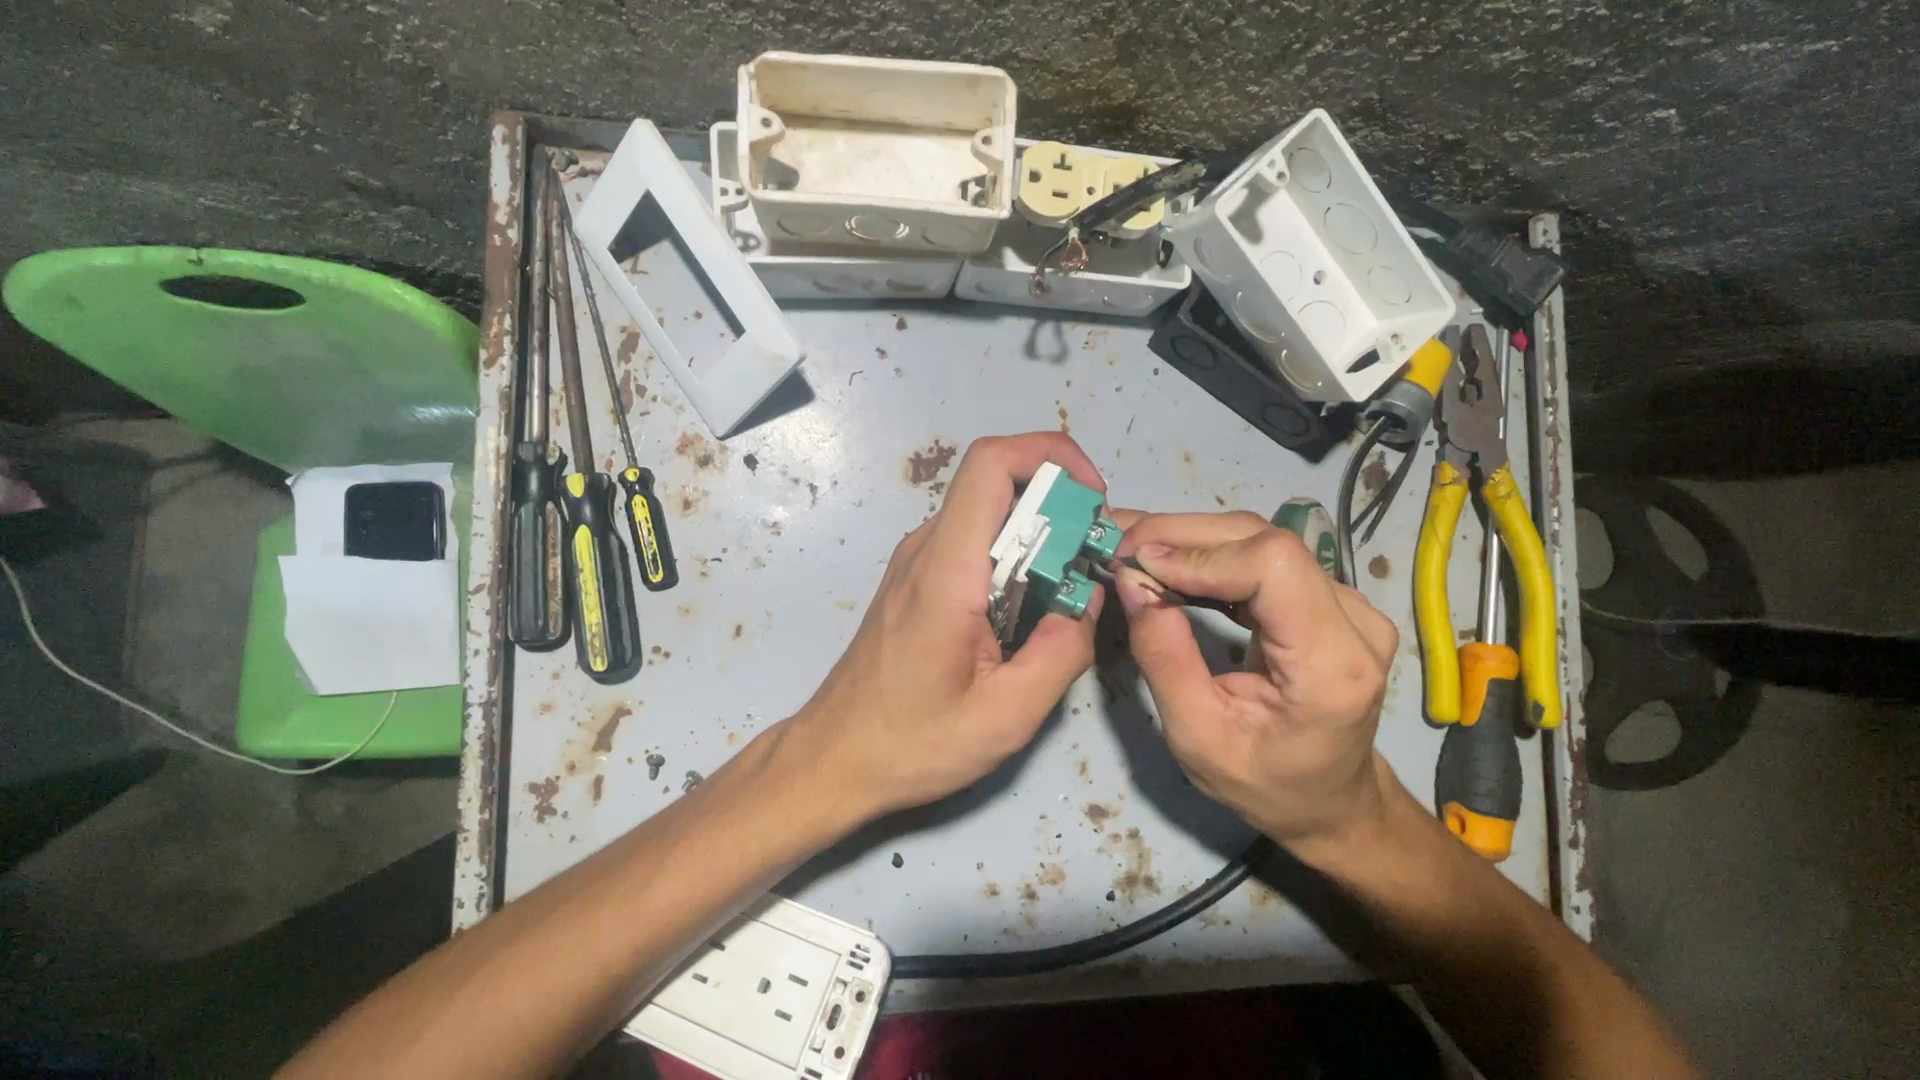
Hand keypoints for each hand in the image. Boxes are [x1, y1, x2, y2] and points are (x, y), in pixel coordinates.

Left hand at [792, 433, 1106, 817]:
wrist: (835, 758)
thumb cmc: (912, 743)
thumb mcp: (1005, 716)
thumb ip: (1060, 652)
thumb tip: (1085, 598)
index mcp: (946, 569)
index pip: (991, 464)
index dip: (1052, 456)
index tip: (1094, 500)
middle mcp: (926, 548)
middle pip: (997, 484)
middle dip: (1059, 505)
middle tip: (1092, 562)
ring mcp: (916, 561)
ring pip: (989, 515)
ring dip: (1039, 536)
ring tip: (1068, 594)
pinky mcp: (916, 580)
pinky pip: (974, 544)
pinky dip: (1015, 558)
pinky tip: (1028, 613)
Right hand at [1110, 510, 1398, 854]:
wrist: (1328, 802)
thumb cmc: (1264, 783)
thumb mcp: (1197, 736)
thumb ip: (1165, 658)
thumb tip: (1131, 582)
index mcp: (1332, 665)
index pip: (1274, 567)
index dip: (1201, 555)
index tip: (1138, 564)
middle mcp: (1355, 622)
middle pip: (1266, 541)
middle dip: (1183, 536)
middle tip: (1117, 544)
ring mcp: (1349, 605)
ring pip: (1262, 540)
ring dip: (1191, 539)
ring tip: (1131, 548)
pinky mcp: (1330, 599)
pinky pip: (1264, 557)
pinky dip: (1209, 554)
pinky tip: (1167, 562)